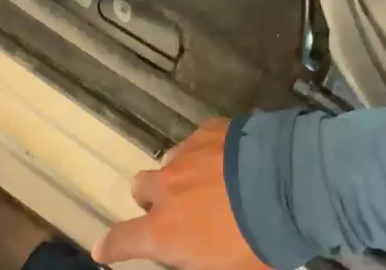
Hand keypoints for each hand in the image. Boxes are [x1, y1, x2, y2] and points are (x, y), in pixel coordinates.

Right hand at [92, 120, 271, 269]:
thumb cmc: (254, 240)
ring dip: (179, 177)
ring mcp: (186, 154)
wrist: (283, 182)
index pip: (125, 240)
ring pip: (168, 164)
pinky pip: (196, 143)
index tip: (102, 248)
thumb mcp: (227, 269)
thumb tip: (198, 253)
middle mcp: (167, 189)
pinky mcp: (208, 130)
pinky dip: (204, 154)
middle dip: (151, 200)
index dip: (112, 246)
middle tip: (175, 211)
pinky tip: (228, 161)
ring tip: (207, 184)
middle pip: (140, 189)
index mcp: (166, 231)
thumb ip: (202, 261)